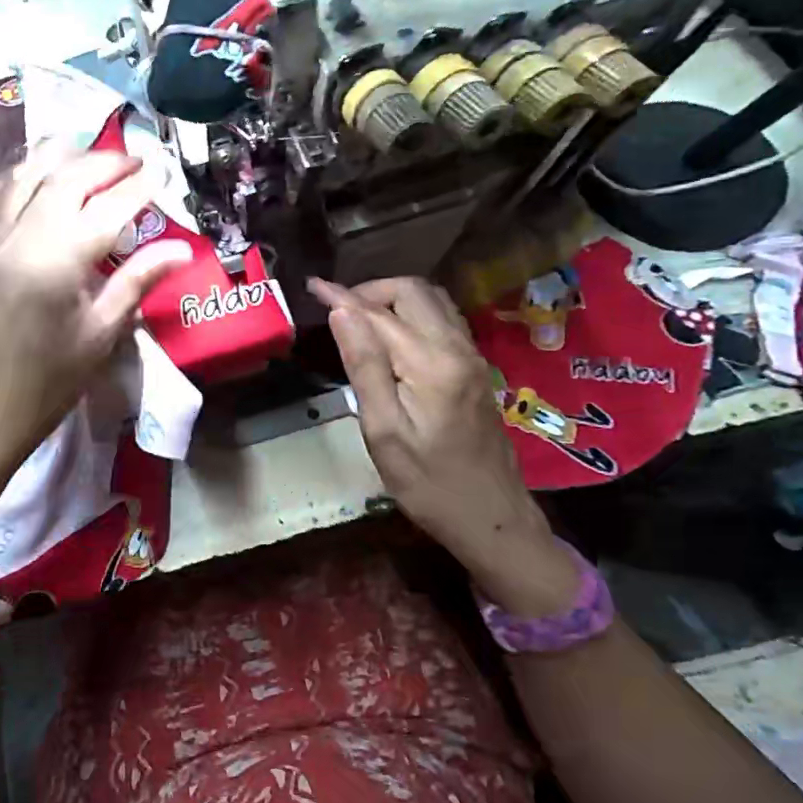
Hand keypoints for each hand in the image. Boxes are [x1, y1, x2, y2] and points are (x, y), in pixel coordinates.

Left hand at [0, 145, 191, 455]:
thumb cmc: (53, 378)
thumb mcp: (103, 332)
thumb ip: (138, 280)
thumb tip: (181, 248)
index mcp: (60, 259)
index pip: (109, 207)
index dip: (140, 188)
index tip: (164, 172)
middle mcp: (23, 235)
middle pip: (67, 178)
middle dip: (105, 162)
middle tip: (135, 162)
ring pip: (26, 174)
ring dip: (60, 156)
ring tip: (88, 150)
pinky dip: (19, 174)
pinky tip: (35, 173)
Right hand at [309, 276, 579, 615]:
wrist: (490, 516)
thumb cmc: (427, 483)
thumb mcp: (384, 431)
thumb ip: (364, 365)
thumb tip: (341, 311)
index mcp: (430, 363)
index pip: (378, 313)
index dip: (341, 297)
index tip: (312, 286)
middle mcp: (456, 347)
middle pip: (412, 291)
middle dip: (369, 291)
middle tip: (335, 310)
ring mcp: (471, 356)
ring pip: (431, 300)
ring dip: (392, 298)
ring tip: (357, 318)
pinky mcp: (474, 367)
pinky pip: (442, 319)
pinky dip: (411, 312)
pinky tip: (391, 335)